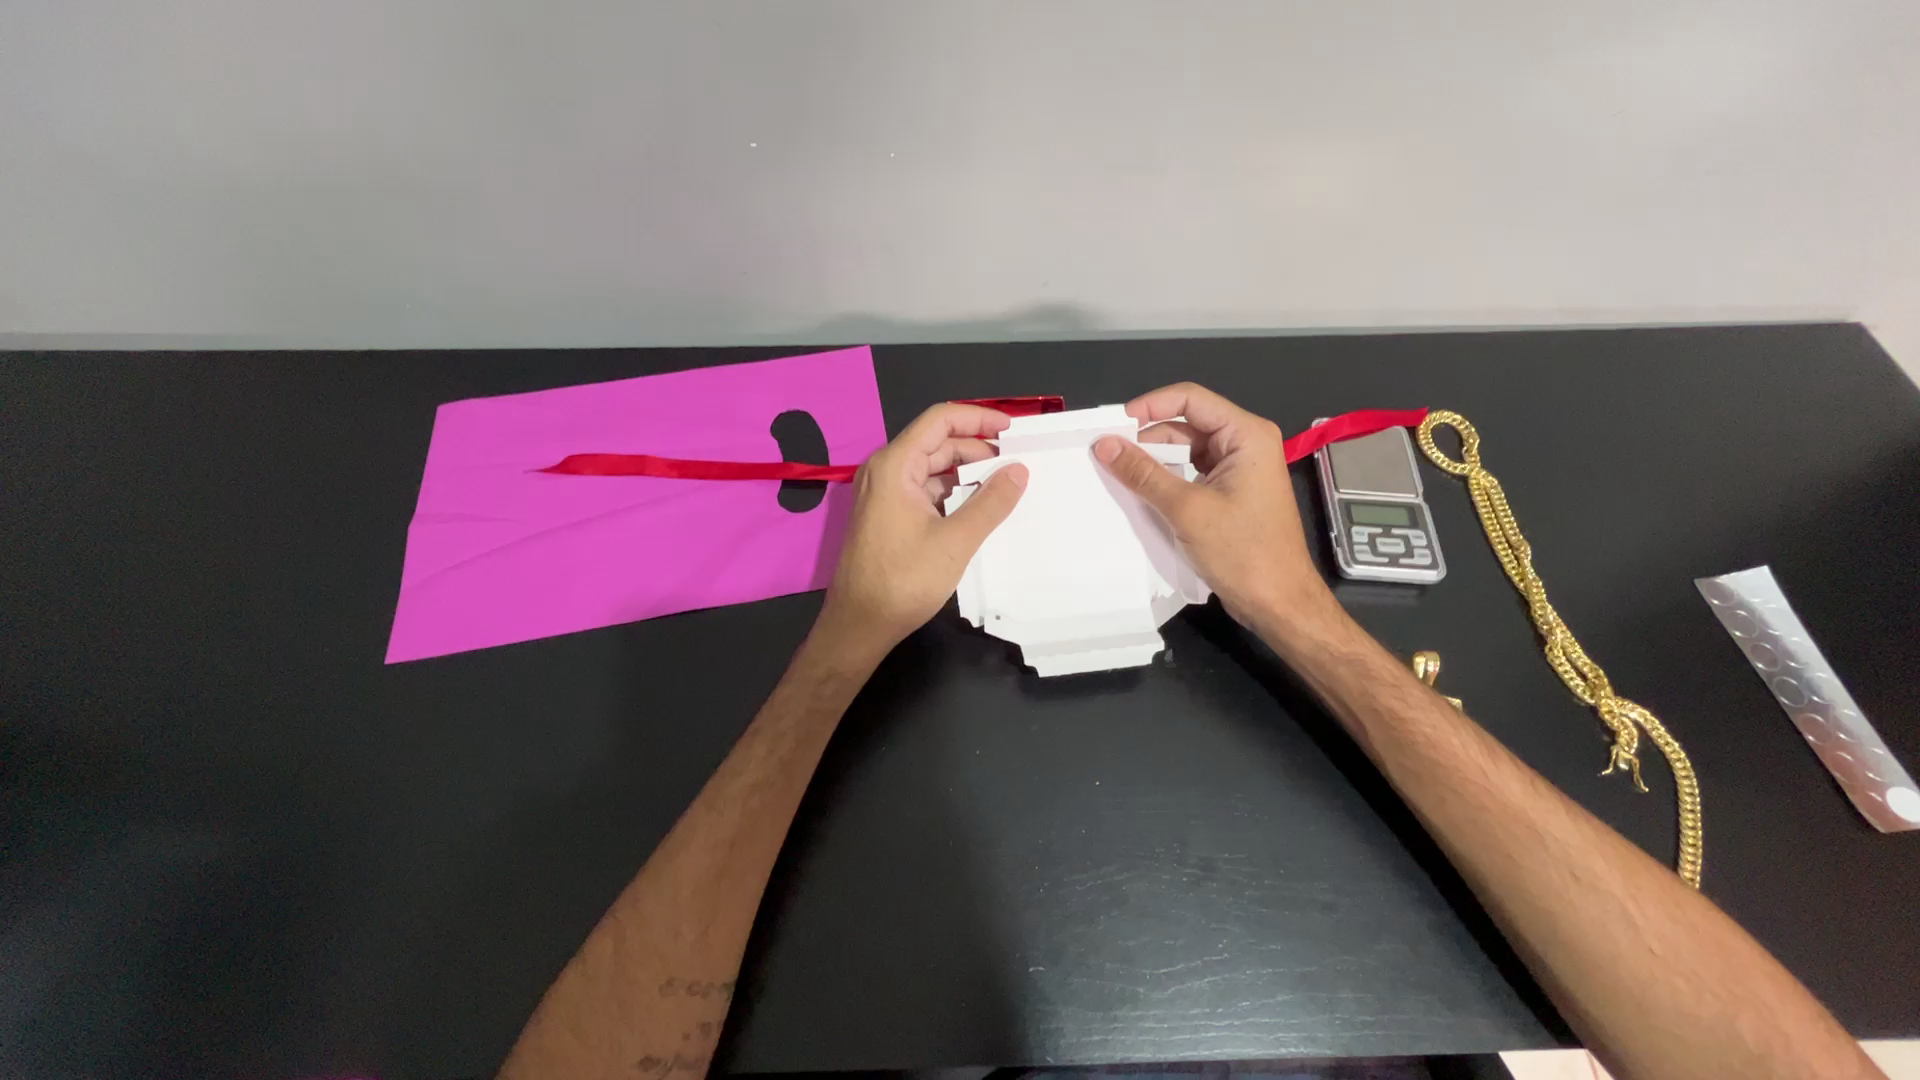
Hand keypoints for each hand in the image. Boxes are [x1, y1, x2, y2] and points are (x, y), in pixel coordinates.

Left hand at [815, 403, 1028, 662]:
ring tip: (1005, 484)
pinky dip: (952, 493)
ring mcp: (884, 494)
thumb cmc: (904, 580)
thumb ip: (991, 502)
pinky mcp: (888, 516)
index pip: (940, 420)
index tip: (1012, 429)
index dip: (978, 418)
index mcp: (895, 465)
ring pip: (932, 468)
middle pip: (936, 442)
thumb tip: (1019, 470)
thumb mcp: (955, 541)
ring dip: (967, 472)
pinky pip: (925, 491)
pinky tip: (979, 508)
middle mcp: (885, 471)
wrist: (859, 624)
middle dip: (977, 447)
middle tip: (1016, 462)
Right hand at [1092, 382, 1335, 631]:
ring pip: (1185, 452)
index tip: (1114, 427)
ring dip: (1154, 463)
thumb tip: (1104, 444)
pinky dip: (1166, 482)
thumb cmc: (1241, 551)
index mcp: (1246, 435)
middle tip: (1107, 456)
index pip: (1189, 399)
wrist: (1277, 602)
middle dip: (1147, 438)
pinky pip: (1191, 475)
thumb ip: (1143, 473)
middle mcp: (1244, 444)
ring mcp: (1238, 471)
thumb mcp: (1186, 509)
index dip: (1149, 406)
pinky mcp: (1229, 495)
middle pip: (1185, 425)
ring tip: (1117, 475)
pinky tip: (1139, 495)